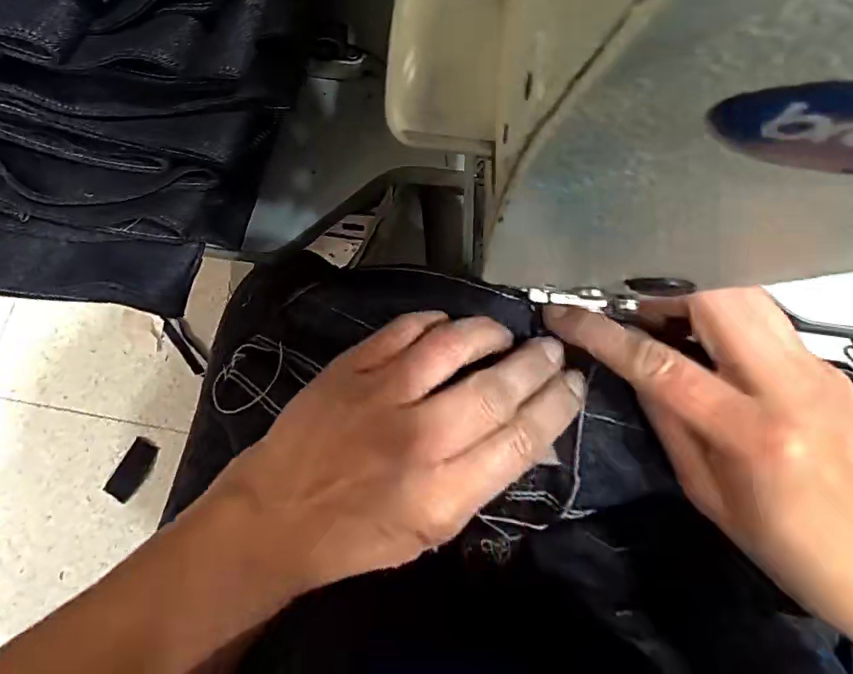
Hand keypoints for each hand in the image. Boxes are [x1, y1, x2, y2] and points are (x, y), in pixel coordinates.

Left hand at [196, 310, 585, 591]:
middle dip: (536, 363)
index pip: (521, 437)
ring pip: (454, 344)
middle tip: (552, 348)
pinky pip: (407, 327)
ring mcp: (382, 393)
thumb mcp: (433, 529)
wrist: (279, 513)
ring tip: (505, 334)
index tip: (574, 382)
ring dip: (489, 332)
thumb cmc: (360, 532)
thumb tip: (534, 432)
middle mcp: (419, 438)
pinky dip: (436, 320)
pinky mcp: (354, 365)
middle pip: (497, 387)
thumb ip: (484, 478)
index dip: (557, 404)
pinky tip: (449, 326)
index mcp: (444, 493)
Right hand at [545, 289, 852, 673]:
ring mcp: (816, 367)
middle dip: (658, 287)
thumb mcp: (713, 499)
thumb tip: (633, 369)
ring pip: (743, 292)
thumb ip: (669, 425)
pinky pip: (764, 316)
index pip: (661, 363)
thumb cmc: (801, 555)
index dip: (603, 333)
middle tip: (629, 308)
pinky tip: (710, 341)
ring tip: (664, 318)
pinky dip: (723, 312)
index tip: (567, 314)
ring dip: (692, 292)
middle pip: (715, 295)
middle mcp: (789, 386)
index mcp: (754, 435)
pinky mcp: (829, 364)